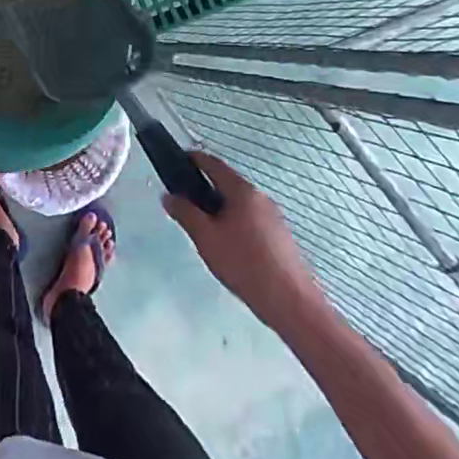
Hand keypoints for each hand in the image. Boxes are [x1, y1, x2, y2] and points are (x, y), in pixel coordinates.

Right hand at [163, 150, 325, 328]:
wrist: (289, 300)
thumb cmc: (244, 263)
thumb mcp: (206, 238)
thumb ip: (185, 214)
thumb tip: (169, 196)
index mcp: (242, 192)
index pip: (215, 165)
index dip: (196, 159)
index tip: (181, 158)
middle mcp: (261, 198)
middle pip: (229, 185)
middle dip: (206, 189)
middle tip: (186, 201)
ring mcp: (274, 217)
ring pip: (240, 205)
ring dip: (221, 209)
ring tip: (204, 229)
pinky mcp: (280, 236)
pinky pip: (252, 220)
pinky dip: (235, 224)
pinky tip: (228, 247)